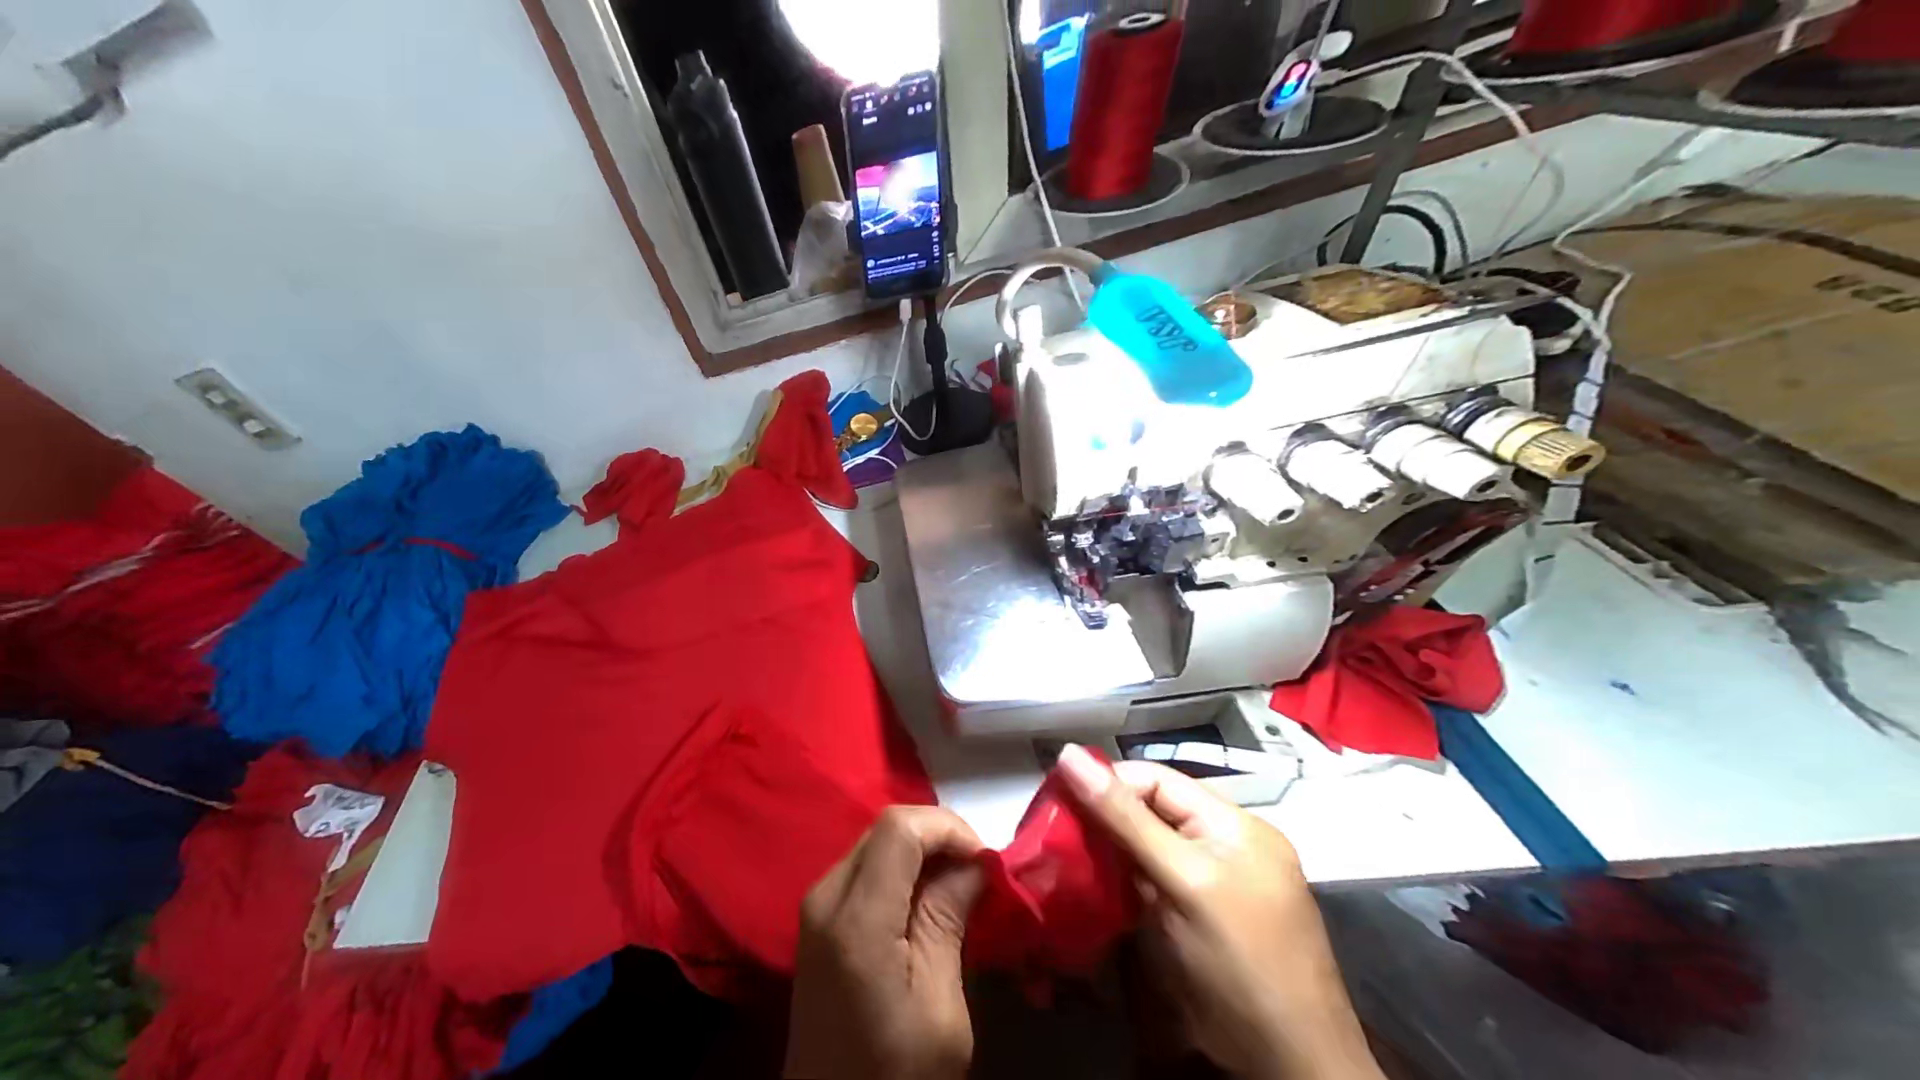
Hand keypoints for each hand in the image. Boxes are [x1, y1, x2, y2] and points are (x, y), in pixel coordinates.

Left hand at [786, 807, 986, 1079]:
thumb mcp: (939, 1010)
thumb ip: (948, 921)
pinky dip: (902, 866)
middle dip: (939, 835)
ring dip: (922, 849)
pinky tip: (928, 898)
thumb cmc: (894, 1076)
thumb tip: (975, 862)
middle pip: (886, 827)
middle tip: (979, 871)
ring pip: (876, 840)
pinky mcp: (818, 918)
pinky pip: (865, 865)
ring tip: (960, 884)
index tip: (986, 862)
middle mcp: (826, 898)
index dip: (948, 829)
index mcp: (856, 921)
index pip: (899, 829)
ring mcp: (817, 906)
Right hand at [1055, 744, 1384, 1079]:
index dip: (1106, 783)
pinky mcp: (1198, 918)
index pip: (1156, 780)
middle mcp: (1224, 844)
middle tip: (1052, 831)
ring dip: (1109, 851)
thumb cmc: (1238, 960)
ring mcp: (1213, 883)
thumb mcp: (1182, 881)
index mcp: (1232, 823)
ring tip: (1064, 857)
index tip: (1056, 799)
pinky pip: (1153, 881)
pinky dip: (1123, 881)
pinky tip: (1095, 889)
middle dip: (1103, 818)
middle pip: (1151, 811)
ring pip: (1148, 847)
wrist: (1293, 1065)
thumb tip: (1068, 754)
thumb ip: (1126, 819)